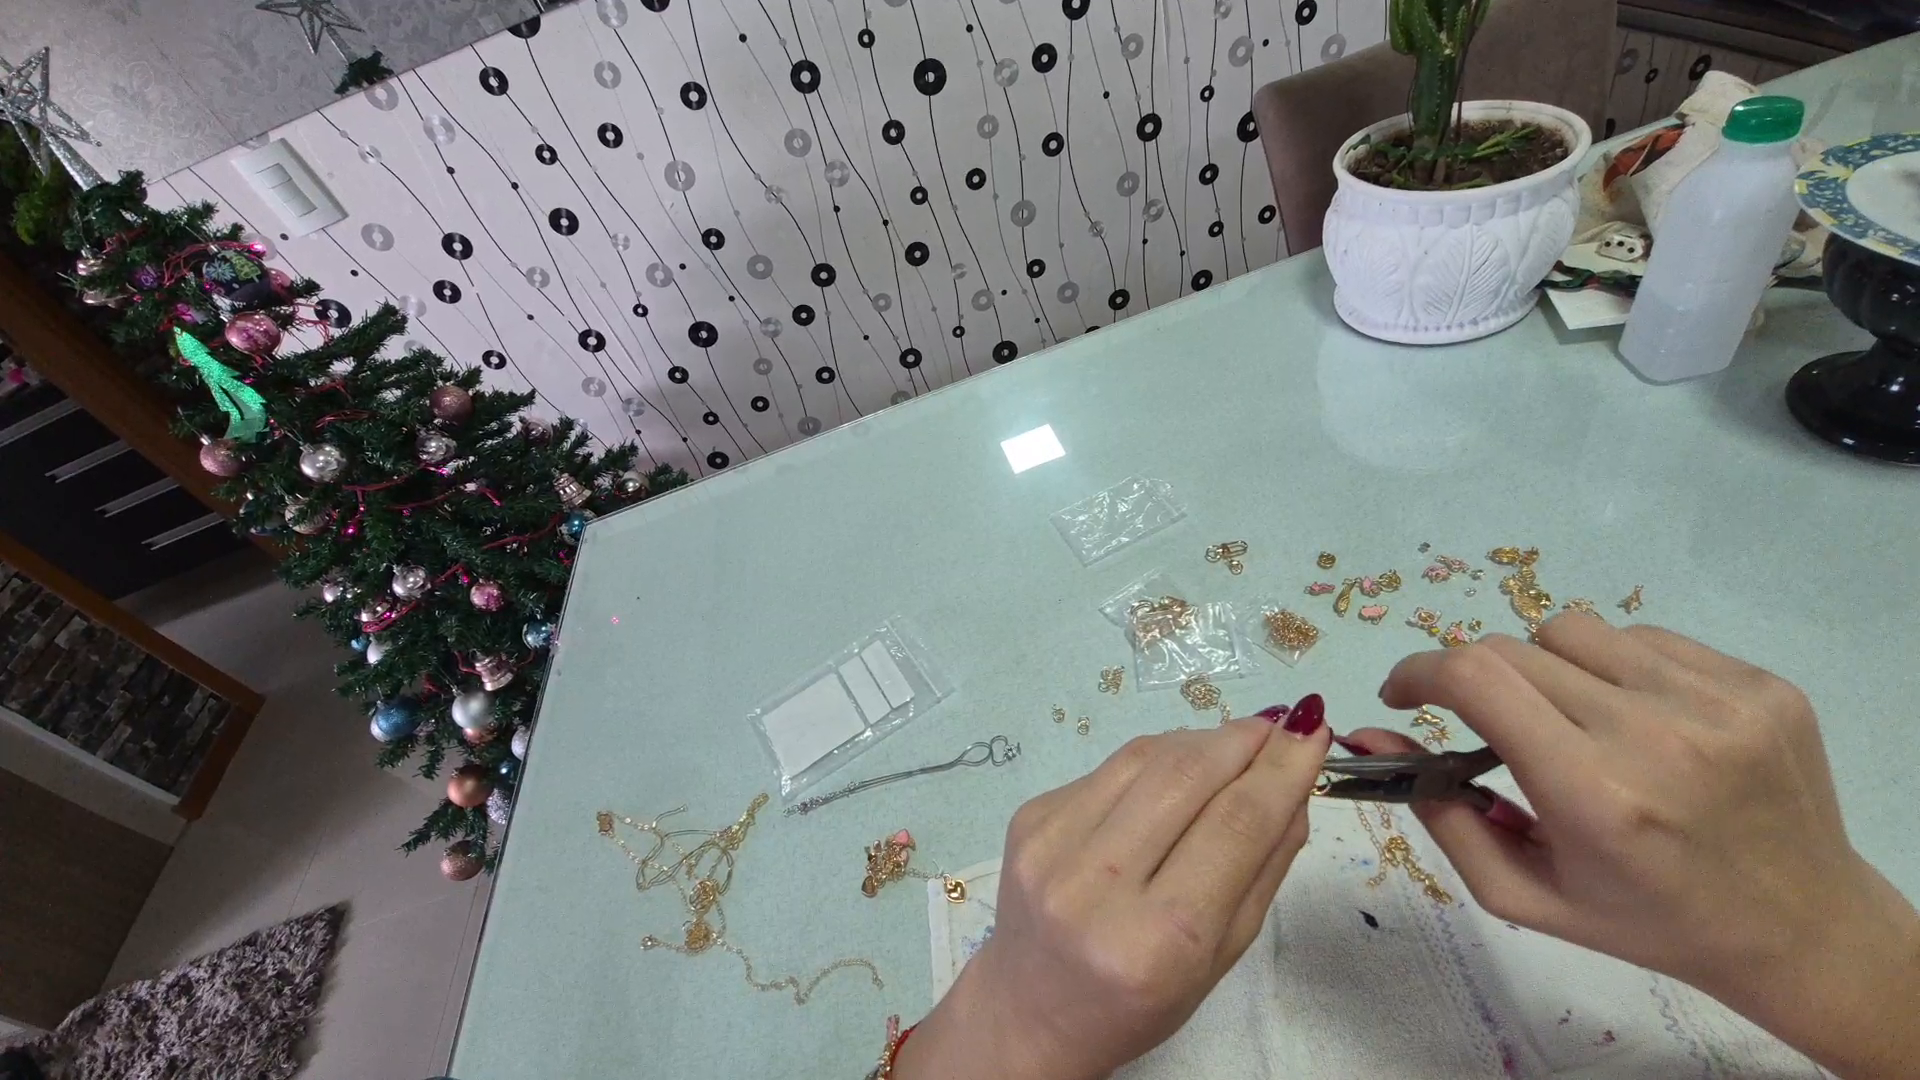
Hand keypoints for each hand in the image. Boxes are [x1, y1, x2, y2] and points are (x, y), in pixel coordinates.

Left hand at [891, 698, 1330, 1079]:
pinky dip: (1150, 760)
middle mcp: (1095, 884)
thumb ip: (1263, 868)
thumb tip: (1294, 783)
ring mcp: (1051, 842)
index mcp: (1158, 940)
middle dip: (1239, 740)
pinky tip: (1170, 773)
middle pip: (1183, 776)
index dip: (1281, 769)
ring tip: (1230, 745)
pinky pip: (1106, 769)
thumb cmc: (1141, 998)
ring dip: (1197, 741)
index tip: (1312, 728)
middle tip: (1276, 725)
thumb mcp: (1220, 956)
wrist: (1032, 1005)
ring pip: (1142, 757)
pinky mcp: (1028, 815)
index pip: (1235, 827)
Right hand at [1353, 615, 1919, 1078]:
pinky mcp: (1762, 685)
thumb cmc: (1643, 920)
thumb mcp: (1517, 889)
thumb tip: (1367, 735)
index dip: (1418, 672)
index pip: (1474, 678)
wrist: (1808, 934)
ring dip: (1540, 666)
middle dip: (1470, 677)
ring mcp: (1720, 702)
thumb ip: (1434, 809)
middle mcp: (1658, 735)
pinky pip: (1637, 636)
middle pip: (1508, 649)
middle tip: (1482, 720)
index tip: (1402, 694)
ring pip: (1566, 630)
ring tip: (1566, 717)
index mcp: (1595, 794)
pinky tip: (1630, 717)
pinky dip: (1606, 666)